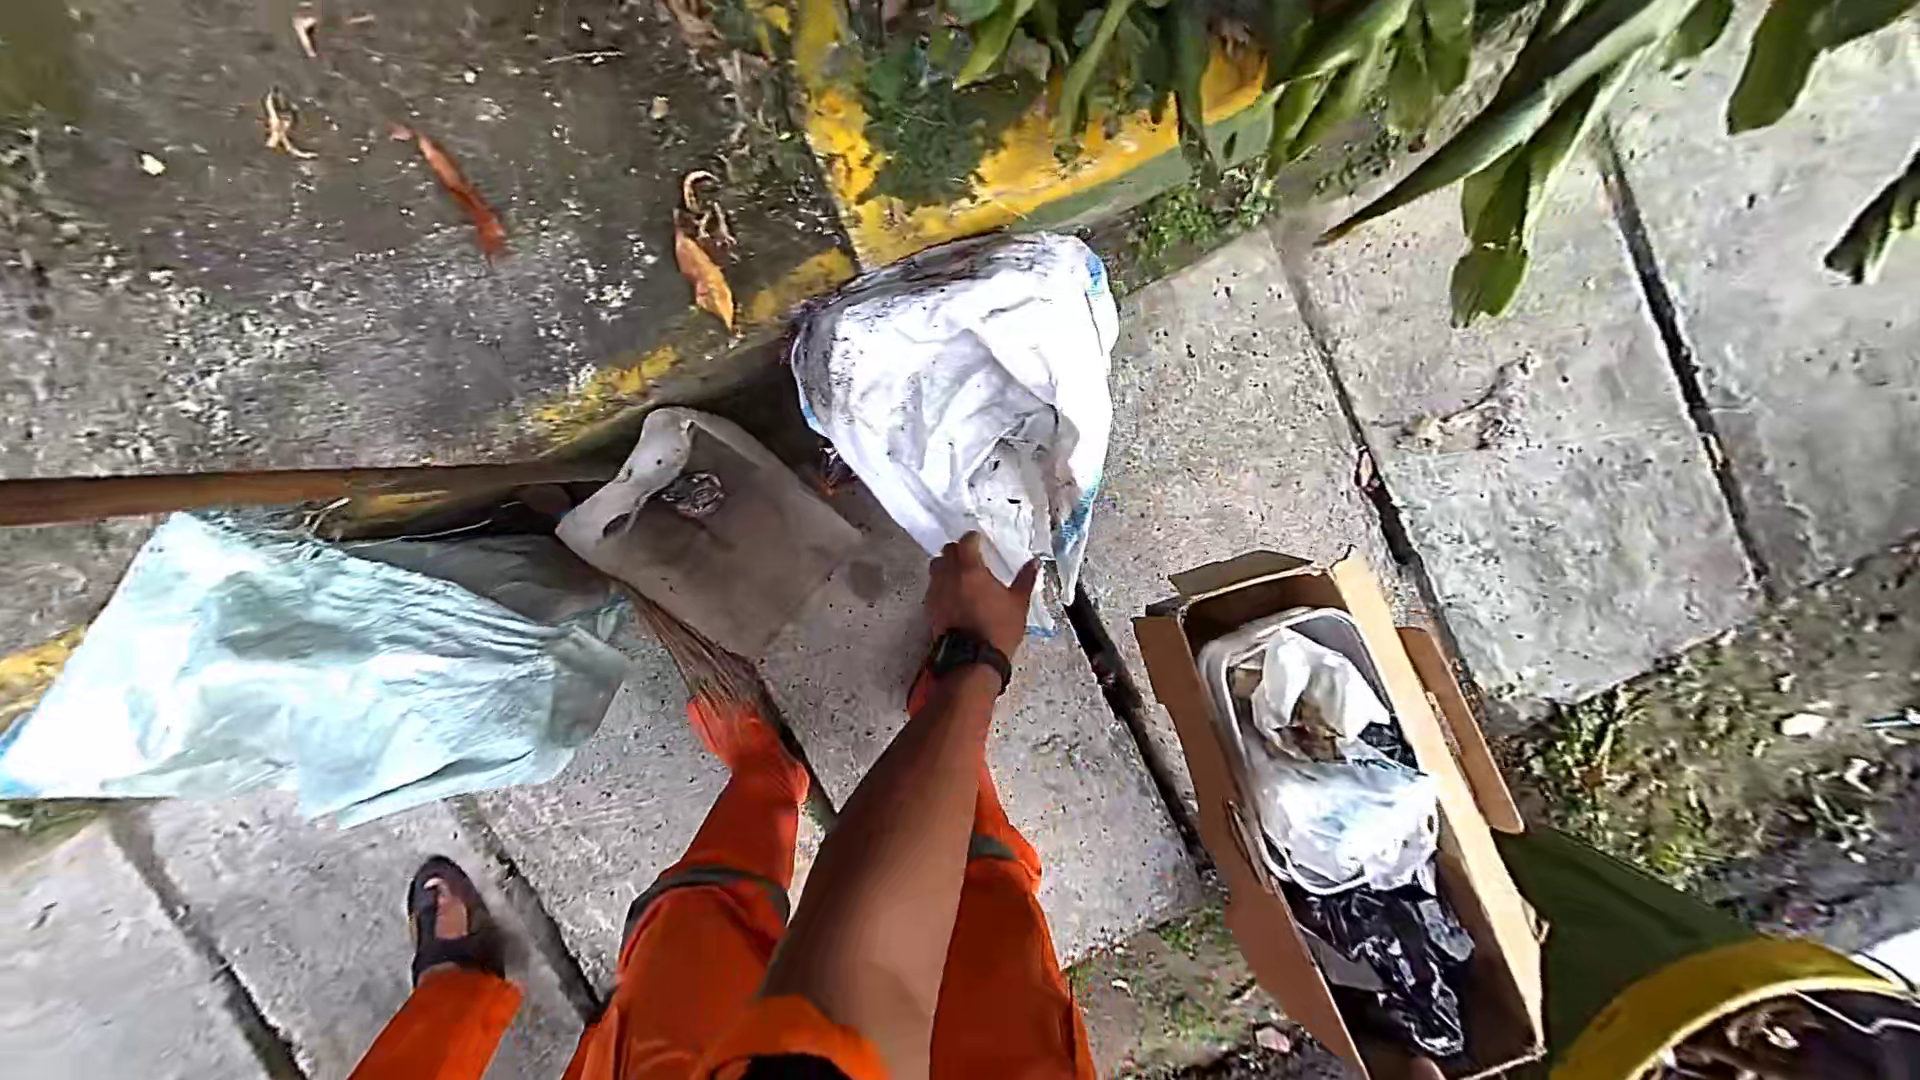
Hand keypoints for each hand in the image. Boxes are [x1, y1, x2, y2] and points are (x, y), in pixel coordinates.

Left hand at [925, 532, 1038, 659]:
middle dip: (957, 549)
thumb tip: (1035, 562)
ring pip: (936, 566)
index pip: (966, 542)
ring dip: (946, 564)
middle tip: (969, 554)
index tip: (978, 539)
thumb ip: (1025, 579)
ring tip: (959, 571)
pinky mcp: (930, 607)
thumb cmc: (998, 629)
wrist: (972, 658)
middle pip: (947, 551)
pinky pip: (933, 585)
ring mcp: (937, 591)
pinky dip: (941, 582)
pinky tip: (952, 591)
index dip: (972, 538)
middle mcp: (949, 575)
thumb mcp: (1018, 603)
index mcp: (971, 569)